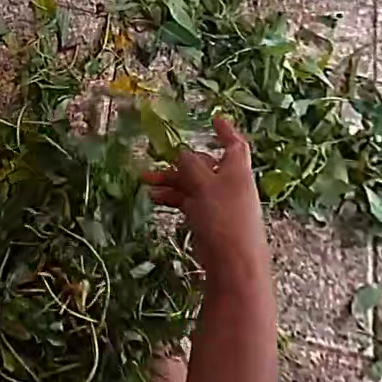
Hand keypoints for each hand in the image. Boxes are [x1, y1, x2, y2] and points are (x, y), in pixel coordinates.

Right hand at [140, 117, 268, 284]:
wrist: (232, 263)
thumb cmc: (224, 218)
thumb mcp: (205, 185)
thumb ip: (191, 166)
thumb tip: (182, 152)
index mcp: (236, 170)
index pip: (234, 144)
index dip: (225, 131)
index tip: (214, 119)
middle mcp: (227, 183)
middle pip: (203, 164)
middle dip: (179, 161)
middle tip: (155, 158)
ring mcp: (216, 202)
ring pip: (190, 183)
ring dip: (169, 180)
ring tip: (145, 181)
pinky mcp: (206, 218)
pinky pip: (186, 200)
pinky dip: (172, 197)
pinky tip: (154, 198)